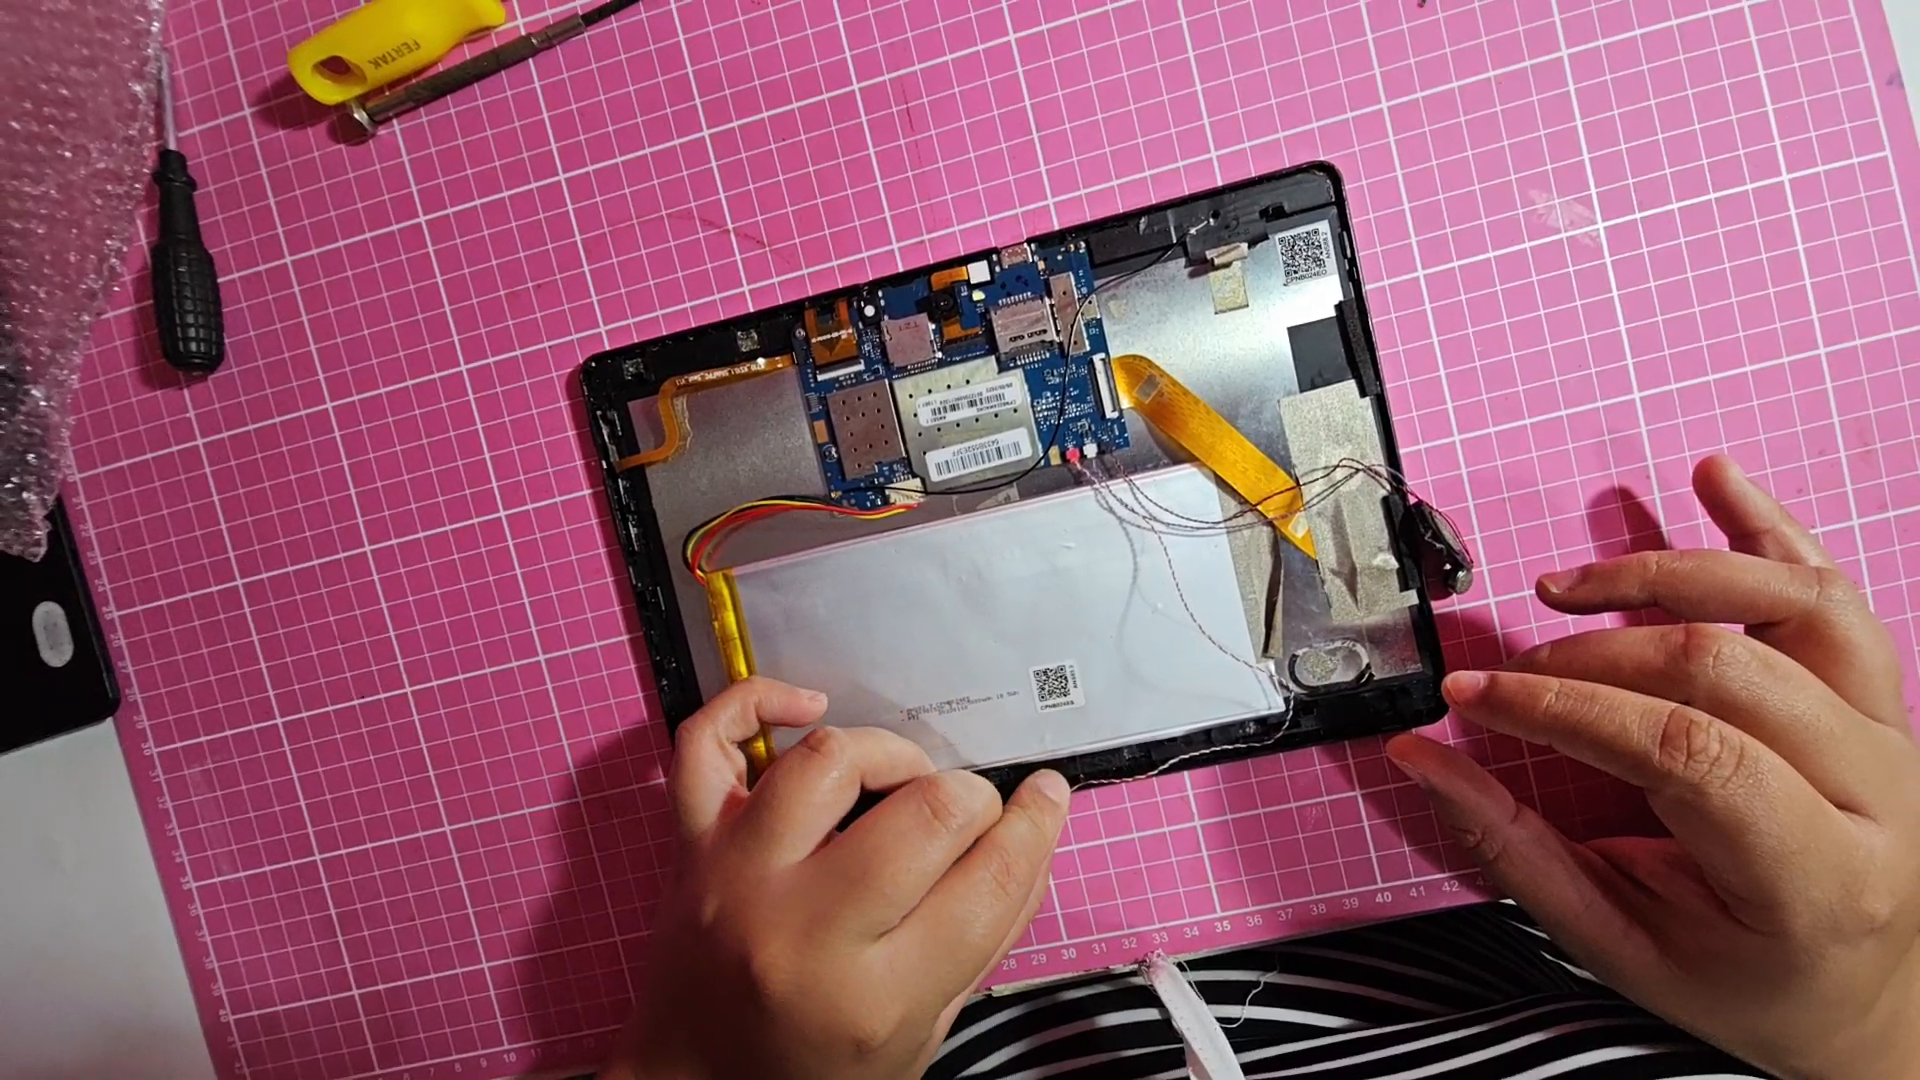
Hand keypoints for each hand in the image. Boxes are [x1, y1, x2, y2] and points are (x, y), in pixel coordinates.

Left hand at [601, 677, 1070, 1079]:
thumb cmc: (816, 1066)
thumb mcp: (922, 1030)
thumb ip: (988, 933)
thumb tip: (1034, 833)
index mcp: (873, 1000)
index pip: (988, 883)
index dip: (1034, 827)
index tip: (1045, 796)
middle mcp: (801, 931)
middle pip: (926, 813)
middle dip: (971, 799)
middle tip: (967, 814)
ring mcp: (736, 874)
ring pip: (831, 758)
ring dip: (889, 754)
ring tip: (900, 779)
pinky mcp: (692, 840)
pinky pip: (709, 740)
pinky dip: (758, 701)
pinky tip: (808, 708)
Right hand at [1387, 455, 1919, 1079]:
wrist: (1877, 1010)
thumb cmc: (1740, 981)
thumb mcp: (1611, 938)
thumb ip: (1508, 843)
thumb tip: (1417, 754)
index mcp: (1816, 871)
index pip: (1684, 751)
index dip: (1559, 707)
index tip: (1471, 695)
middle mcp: (1880, 791)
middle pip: (1724, 670)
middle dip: (1587, 657)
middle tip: (1513, 672)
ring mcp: (1890, 736)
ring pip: (1793, 608)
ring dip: (1661, 575)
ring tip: (1565, 587)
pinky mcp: (1876, 702)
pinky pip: (1831, 595)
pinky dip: (1770, 526)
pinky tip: (1713, 478)